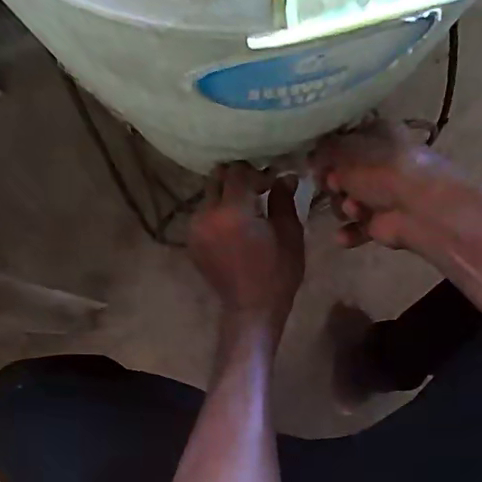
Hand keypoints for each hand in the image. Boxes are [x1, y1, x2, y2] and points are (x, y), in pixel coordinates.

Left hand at [188, 163, 304, 336]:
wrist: (251, 309)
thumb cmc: (277, 273)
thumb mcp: (289, 234)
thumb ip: (284, 200)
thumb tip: (284, 176)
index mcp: (233, 210)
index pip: (238, 172)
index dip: (256, 173)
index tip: (272, 182)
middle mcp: (207, 214)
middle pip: (217, 179)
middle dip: (237, 178)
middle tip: (257, 190)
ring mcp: (195, 229)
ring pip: (208, 196)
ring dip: (226, 196)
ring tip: (246, 210)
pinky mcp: (192, 243)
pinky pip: (203, 216)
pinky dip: (217, 214)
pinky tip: (234, 228)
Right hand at [308, 119, 474, 249]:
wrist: (418, 208)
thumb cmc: (381, 169)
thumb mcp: (345, 150)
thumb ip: (324, 151)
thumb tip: (311, 157)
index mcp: (378, 135)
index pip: (346, 140)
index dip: (328, 153)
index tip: (315, 162)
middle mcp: (381, 164)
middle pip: (344, 175)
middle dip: (336, 183)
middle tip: (336, 186)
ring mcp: (384, 195)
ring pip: (348, 202)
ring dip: (344, 207)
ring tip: (354, 209)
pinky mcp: (384, 224)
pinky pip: (358, 228)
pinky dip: (350, 232)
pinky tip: (342, 237)